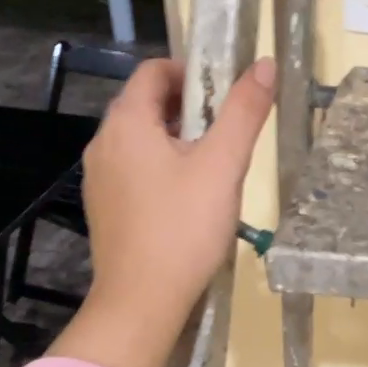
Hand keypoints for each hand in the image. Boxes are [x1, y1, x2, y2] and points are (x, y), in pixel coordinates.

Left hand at [48, 57, 275, 366]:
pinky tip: (191, 203)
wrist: (141, 302)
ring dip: (180, 143)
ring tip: (217, 171)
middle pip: (148, 106)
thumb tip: (266, 64)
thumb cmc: (183, 229)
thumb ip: (244, 112)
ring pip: (143, 142)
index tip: (229, 95)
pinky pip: (136, 173)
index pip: (154, 72)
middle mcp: (104, 144)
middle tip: (231, 135)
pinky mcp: (106, 210)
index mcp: (126, 123)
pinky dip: (164, 171)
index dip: (193, 72)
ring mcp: (100, 180)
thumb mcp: (223, 166)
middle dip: (192, 110)